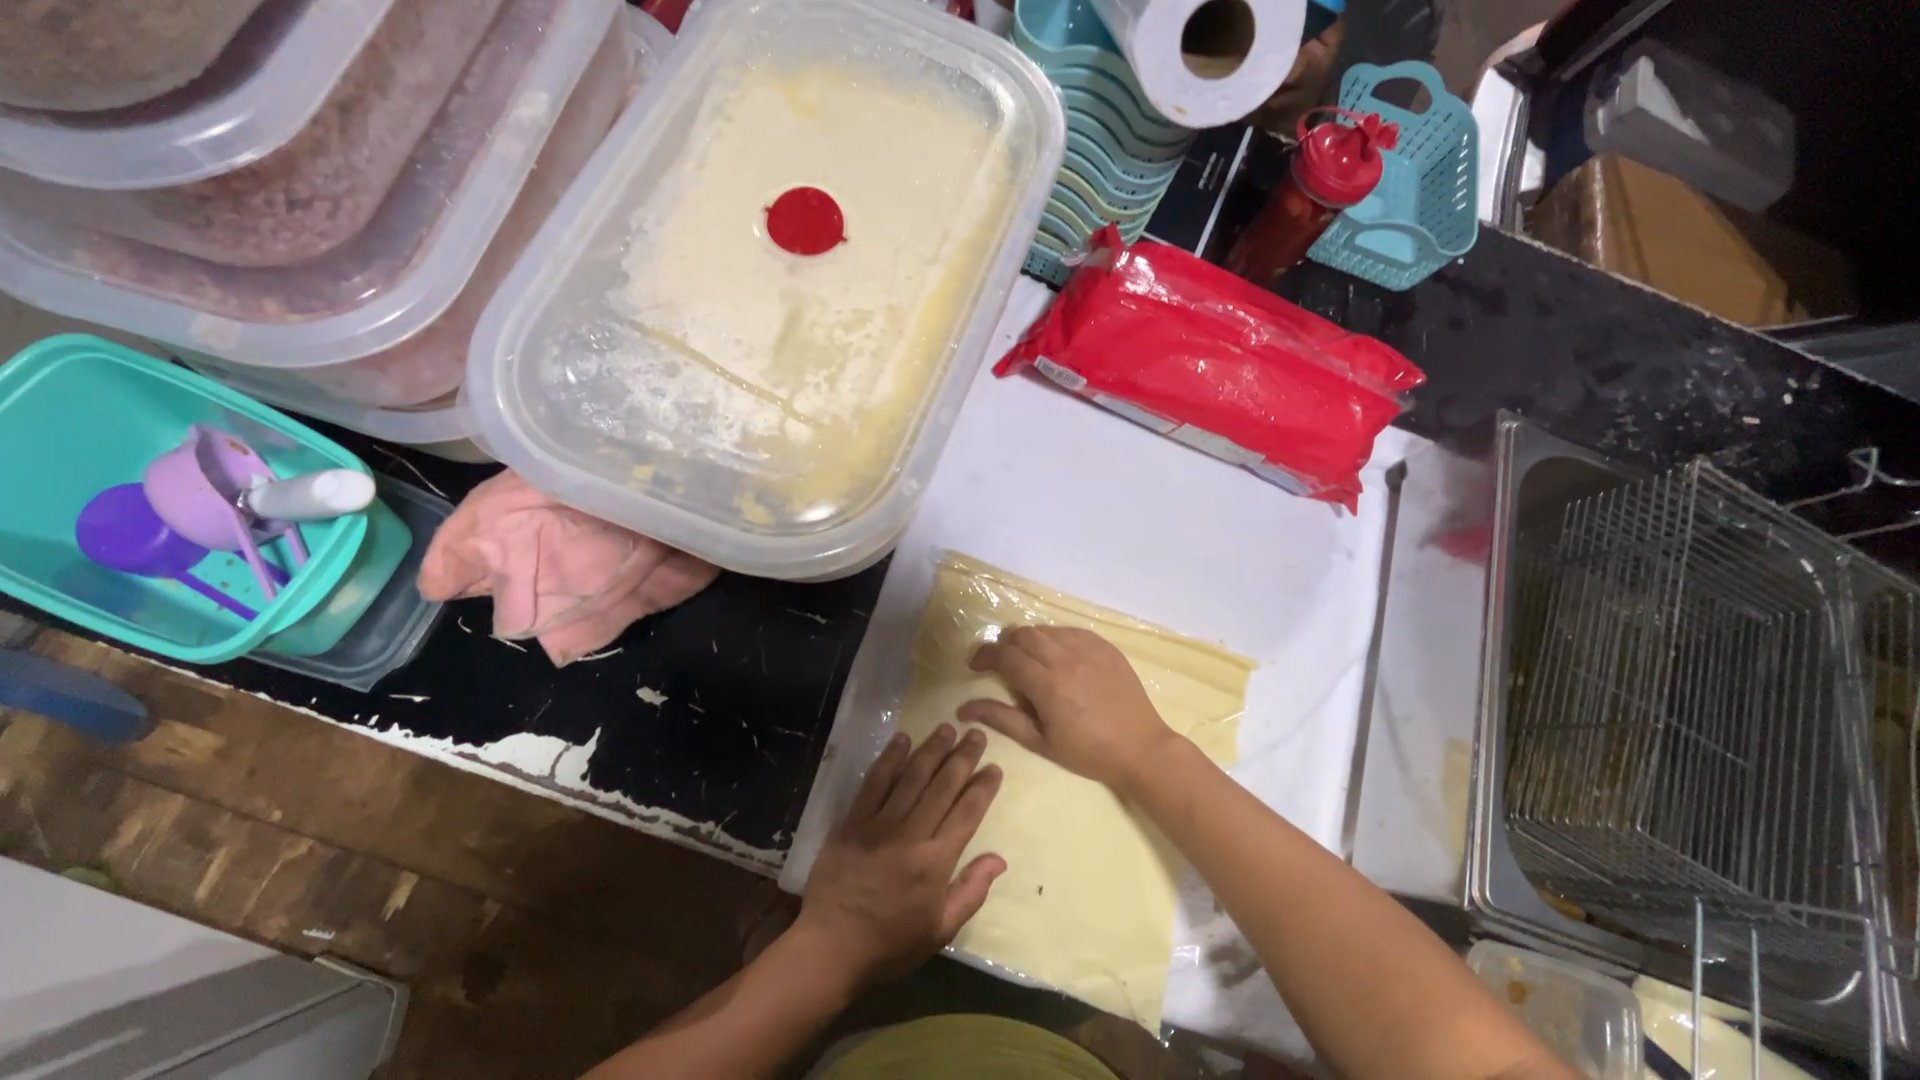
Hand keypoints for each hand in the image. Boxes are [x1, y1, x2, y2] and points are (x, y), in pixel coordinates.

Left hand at [798, 724, 1004, 987]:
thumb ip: (971, 891)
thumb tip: (999, 859)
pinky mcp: (852, 824)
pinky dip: (888, 760)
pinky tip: (901, 740)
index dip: (983, 788)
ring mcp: (878, 826)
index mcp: (935, 863)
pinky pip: (873, 784)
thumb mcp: (940, 930)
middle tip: (975, 734)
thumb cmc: (891, 944)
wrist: (831, 947)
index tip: (994, 767)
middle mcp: (910, 836)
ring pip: (910, 778)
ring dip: (930, 750)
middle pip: (942, 787)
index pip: (967, 814)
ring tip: (946, 728)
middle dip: (962, 758)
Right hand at [958, 625, 1175, 793]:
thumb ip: (1002, 718)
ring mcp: (1089, 649)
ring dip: (1030, 640)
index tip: (976, 667)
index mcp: (1048, 685)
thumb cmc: (1087, 752)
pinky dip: (1055, 638)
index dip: (985, 656)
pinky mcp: (1106, 647)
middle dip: (1005, 645)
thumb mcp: (1040, 741)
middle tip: (1001, 664)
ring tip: (1029, 660)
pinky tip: (1057, 657)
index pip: (1005, 655)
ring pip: (1046, 629)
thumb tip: (964, 708)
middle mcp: (1066, 659)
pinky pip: (1071, 631)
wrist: (1140, 748)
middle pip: (1023, 635)